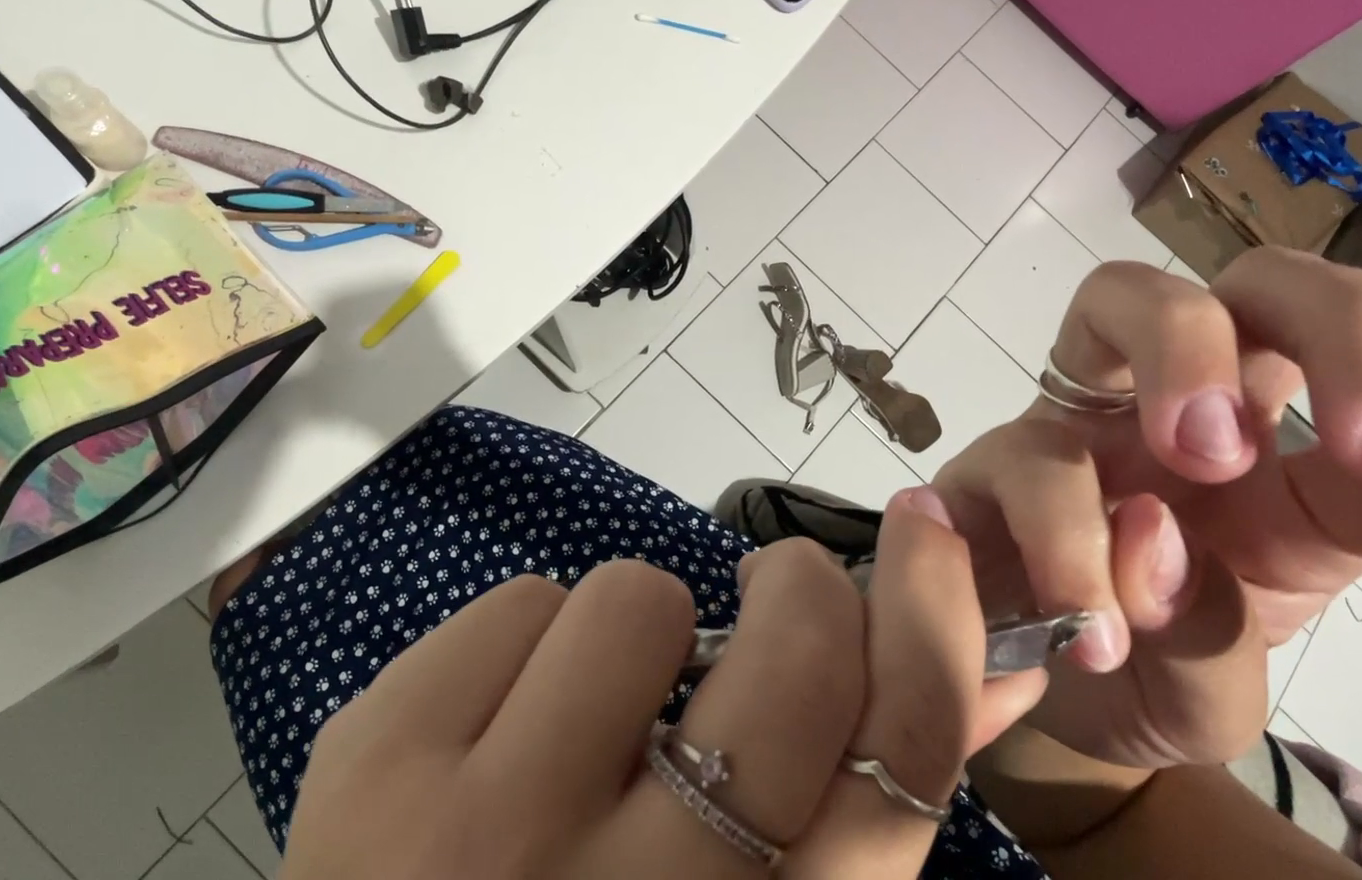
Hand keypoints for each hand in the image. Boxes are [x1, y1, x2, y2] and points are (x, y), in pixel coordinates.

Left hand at [279, 497, 1043, 878]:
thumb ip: (857, 803)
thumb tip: (983, 669)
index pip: (900, 756)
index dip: (935, 616)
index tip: (926, 532)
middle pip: (793, 662)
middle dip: (800, 591)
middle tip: (776, 591)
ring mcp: (490, 830)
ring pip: (634, 601)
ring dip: (641, 627)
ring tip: (599, 705)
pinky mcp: (378, 759)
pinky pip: (518, 604)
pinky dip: (535, 637)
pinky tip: (501, 722)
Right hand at [933, 249, 1361, 770]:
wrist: (1026, 697)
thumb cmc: (1140, 683)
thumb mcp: (1215, 697)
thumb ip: (1211, 639)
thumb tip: (1150, 543)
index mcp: (1307, 487)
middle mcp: (1197, 423)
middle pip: (1279, 286)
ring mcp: (1083, 426)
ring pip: (1126, 296)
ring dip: (1186, 357)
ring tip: (1200, 462)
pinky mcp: (996, 461)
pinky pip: (1026, 445)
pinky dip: (1064, 521)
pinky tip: (1077, 616)